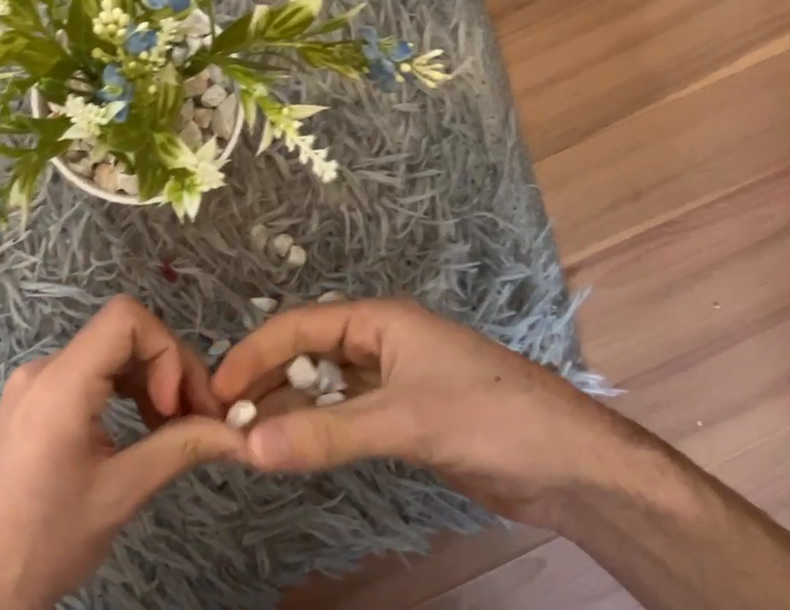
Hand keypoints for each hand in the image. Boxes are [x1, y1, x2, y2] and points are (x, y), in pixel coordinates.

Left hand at [0, 296, 246, 609]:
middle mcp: (44, 370)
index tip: (178, 405)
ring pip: (108, 354)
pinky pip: (88, 375)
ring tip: (176, 430)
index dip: (166, 351)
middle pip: (122, 336)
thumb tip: (237, 433)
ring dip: (150, 382)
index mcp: (60, 384)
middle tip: (201, 420)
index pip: (126, 319)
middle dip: (169, 370)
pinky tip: (144, 430)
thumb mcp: (119, 494)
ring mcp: (33, 385)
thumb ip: (180, 449)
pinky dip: (124, 392)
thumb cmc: (44, 540)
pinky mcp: (31, 403)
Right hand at [212, 298, 624, 526]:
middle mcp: (381, 344)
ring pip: (324, 390)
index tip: (216, 393)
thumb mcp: (404, 421)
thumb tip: (249, 448)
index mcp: (379, 321)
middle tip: (225, 423)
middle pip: (307, 357)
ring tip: (247, 441)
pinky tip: (292, 450)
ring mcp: (394, 382)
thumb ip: (326, 435)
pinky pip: (346, 417)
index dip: (254, 356)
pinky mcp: (406, 418)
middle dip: (266, 385)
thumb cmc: (490, 419)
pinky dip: (317, 431)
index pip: (298, 328)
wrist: (572, 467)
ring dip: (288, 411)